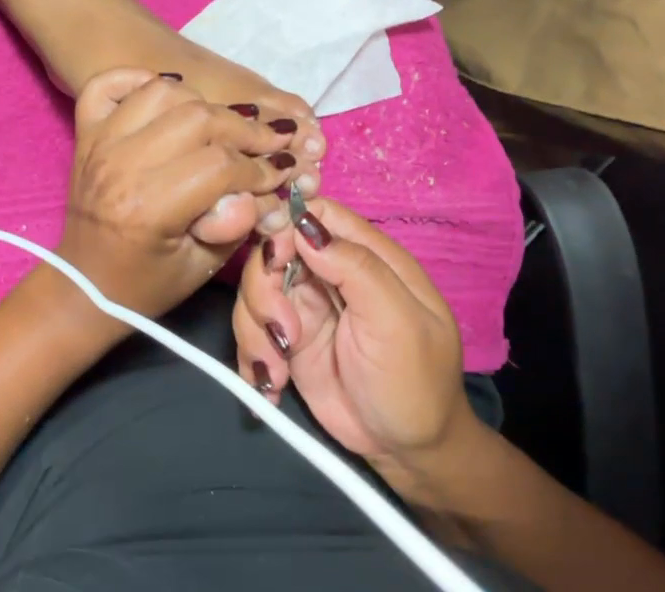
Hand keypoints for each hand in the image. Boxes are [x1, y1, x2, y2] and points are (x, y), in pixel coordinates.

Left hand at [59, 68, 301, 318]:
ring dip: (201, 103)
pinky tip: (168, 97)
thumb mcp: (202, 266)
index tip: (280, 176)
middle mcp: (120, 165)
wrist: (84, 283)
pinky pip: (109, 83)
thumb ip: (239, 222)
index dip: (260, 169)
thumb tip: (269, 186)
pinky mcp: (86, 132)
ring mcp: (99, 143)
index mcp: (147, 208)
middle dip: (245, 130)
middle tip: (269, 144)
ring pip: (162, 90)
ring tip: (223, 126)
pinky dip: (138, 79)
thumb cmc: (146, 283)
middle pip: (198, 117)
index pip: (220, 164)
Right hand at [233, 198, 476, 474]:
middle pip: (271, 252)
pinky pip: (249, 330)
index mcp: (365, 258)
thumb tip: (304, 225)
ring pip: (253, 293)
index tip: (275, 260)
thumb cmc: (415, 381)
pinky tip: (270, 384)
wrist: (406, 450)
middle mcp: (329, 275)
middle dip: (263, 291)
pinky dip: (251, 357)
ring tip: (276, 370)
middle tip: (282, 332)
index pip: (315, 214)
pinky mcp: (286, 341)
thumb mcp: (397, 322)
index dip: (285, 226)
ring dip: (255, 331)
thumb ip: (356, 267)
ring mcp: (304, 308)